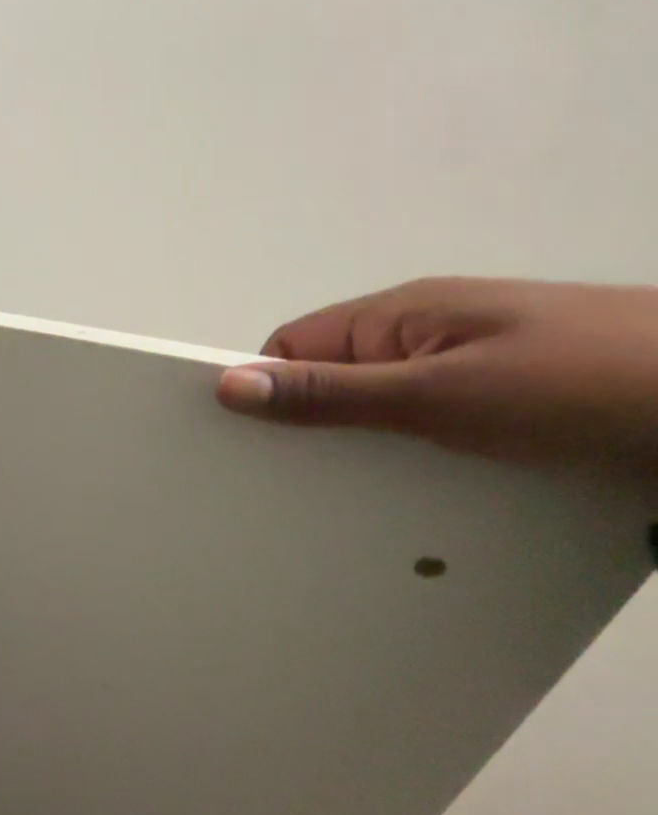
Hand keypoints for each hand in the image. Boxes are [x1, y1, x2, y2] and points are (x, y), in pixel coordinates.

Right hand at [215, 277, 657, 477]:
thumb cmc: (586, 385)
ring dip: (369, 452)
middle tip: (295, 485)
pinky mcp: (515, 406)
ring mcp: (476, 370)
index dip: (264, 389)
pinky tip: (419, 497)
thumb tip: (227, 385)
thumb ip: (329, 393)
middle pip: (335, 381)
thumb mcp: (439, 395)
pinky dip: (419, 462)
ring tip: (358, 499)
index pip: (292, 347)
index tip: (250, 446)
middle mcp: (432, 336)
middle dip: (314, 429)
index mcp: (402, 315)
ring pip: (385, 414)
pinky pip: (434, 433)